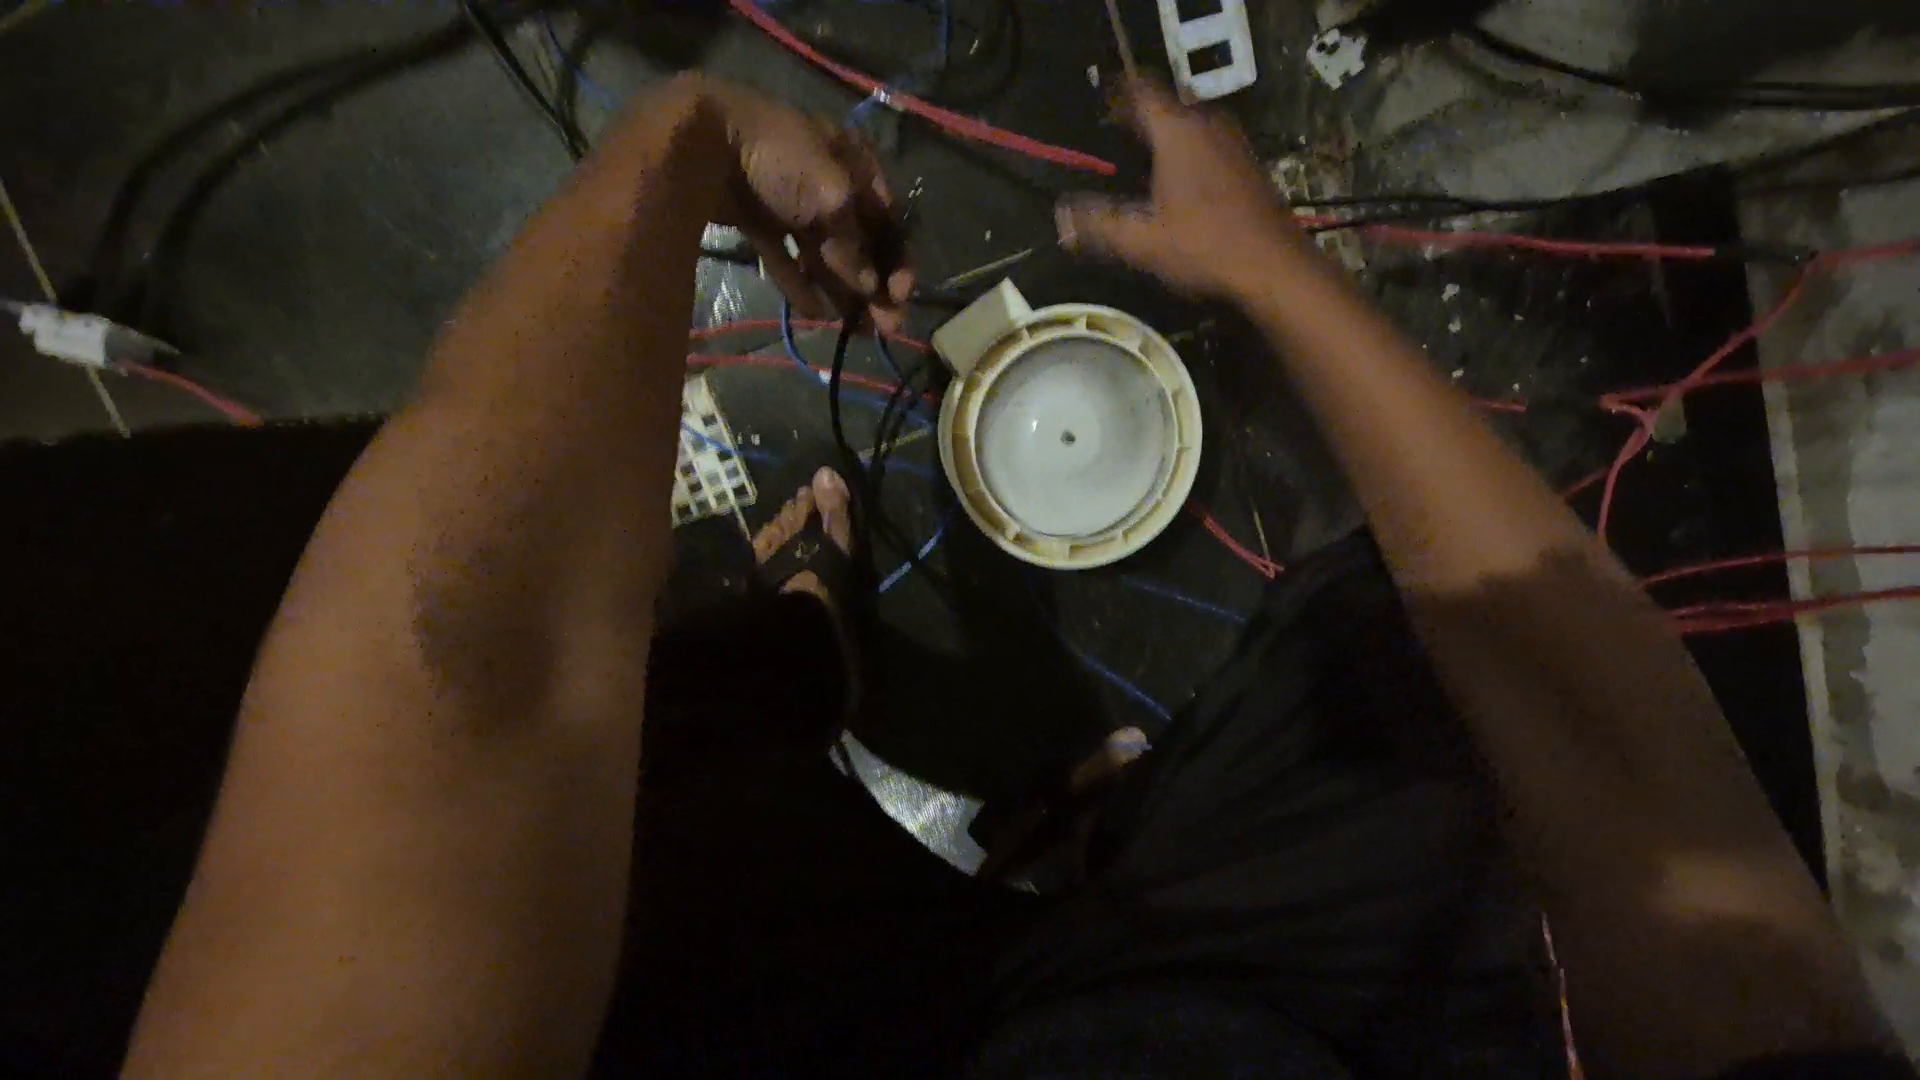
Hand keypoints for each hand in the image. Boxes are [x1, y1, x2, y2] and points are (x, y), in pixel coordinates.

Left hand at [690, 77, 913, 330]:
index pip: (888, 222)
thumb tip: (868, 288)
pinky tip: (815, 313)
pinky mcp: (760, 220)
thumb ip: (852, 246)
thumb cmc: (781, 157)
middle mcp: (827, 183)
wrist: (703, 142)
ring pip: (825, 256)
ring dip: (843, 293)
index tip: (902, 296)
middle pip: (859, 245)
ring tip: (857, 330)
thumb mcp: (830, 197)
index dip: (898, 262)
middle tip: (888, 327)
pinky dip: (800, 284)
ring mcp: (791, 203)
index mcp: (854, 165)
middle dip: (875, 287)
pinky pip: (787, 259)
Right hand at [1054, 78, 1306, 298]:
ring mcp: (1233, 144)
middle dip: (1138, 119)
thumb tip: (1060, 220)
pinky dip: (1186, 156)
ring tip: (1138, 159)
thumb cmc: (1204, 248)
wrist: (1273, 267)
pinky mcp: (1247, 167)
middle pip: (1166, 108)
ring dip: (1164, 138)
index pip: (1141, 93)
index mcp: (1178, 132)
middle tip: (1112, 135)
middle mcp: (1208, 126)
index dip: (1117, 95)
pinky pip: (1207, 147)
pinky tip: (1175, 185)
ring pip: (1189, 128)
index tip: (1100, 106)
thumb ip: (1098, 226)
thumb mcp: (1141, 242)